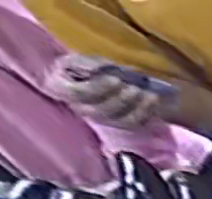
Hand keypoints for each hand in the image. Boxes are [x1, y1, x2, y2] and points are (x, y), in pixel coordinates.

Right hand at [44, 55, 163, 128]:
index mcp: (59, 88)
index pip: (80, 93)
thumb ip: (87, 64)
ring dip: (139, 106)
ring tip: (149, 93)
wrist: (100, 80)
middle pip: (104, 110)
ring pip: (123, 119)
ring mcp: (101, 120)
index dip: (101, 87)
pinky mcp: (121, 125)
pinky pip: (136, 123)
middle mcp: (80, 108)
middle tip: (136, 86)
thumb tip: (101, 69)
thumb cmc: (84, 67)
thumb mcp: (79, 60)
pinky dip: (146, 112)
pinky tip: (152, 100)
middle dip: (123, 98)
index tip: (116, 78)